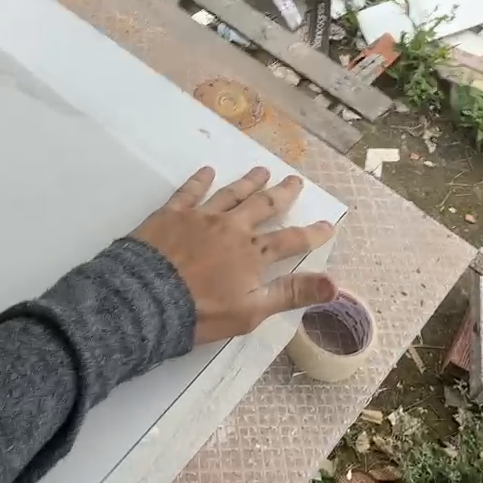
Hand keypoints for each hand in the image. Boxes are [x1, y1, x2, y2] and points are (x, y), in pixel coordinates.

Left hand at [130, 166, 337, 345]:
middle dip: (281, 194)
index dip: (311, 234)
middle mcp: (231, 227)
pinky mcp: (172, 214)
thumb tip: (335, 283)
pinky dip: (200, 180)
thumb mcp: (252, 310)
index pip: (290, 241)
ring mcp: (201, 217)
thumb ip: (291, 293)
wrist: (148, 300)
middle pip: (262, 206)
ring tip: (261, 170)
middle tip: (295, 180)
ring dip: (248, 182)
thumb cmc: (202, 312)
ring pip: (231, 194)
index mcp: (252, 253)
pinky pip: (189, 192)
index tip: (327, 224)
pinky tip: (207, 170)